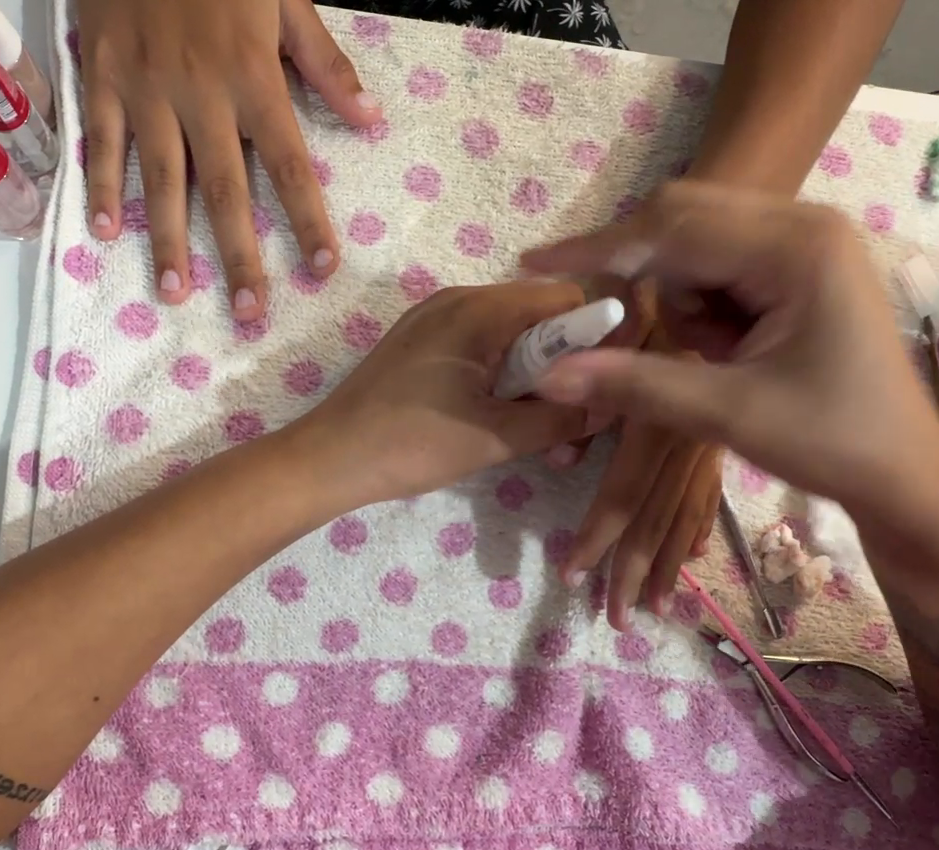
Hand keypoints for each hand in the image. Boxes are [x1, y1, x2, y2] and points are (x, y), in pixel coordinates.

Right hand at [78, 0, 379, 320]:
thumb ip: (324, 62)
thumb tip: (369, 120)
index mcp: (253, 77)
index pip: (288, 163)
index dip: (308, 218)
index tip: (323, 268)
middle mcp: (201, 95)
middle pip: (225, 190)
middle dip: (239, 256)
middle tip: (249, 313)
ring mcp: (146, 89)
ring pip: (161, 179)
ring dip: (168, 241)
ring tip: (175, 295)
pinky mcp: (104, 77)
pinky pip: (104, 141)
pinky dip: (102, 186)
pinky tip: (105, 233)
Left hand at [285, 282, 598, 508]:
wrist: (328, 460)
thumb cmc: (410, 444)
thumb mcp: (494, 438)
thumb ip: (558, 418)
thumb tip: (608, 407)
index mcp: (480, 310)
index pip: (568, 300)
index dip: (600, 339)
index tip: (611, 386)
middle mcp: (459, 300)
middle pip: (541, 319)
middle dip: (567, 372)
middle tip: (575, 428)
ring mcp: (435, 320)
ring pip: (510, 340)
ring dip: (534, 384)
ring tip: (541, 437)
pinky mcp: (421, 345)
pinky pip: (480, 350)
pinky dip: (501, 382)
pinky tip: (501, 422)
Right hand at [522, 182, 938, 516]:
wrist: (901, 471)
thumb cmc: (831, 440)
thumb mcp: (727, 414)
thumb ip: (635, 385)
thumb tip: (546, 374)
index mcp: (796, 246)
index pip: (672, 228)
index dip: (598, 250)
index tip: (533, 264)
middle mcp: (801, 225)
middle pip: (682, 219)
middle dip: (634, 271)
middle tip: (602, 326)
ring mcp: (802, 245)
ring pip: (694, 244)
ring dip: (672, 296)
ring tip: (708, 358)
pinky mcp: (795, 271)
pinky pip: (717, 268)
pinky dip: (696, 306)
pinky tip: (719, 349)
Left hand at [550, 275, 725, 631]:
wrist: (782, 271)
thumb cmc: (688, 288)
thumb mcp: (645, 322)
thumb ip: (585, 374)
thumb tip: (547, 393)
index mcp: (666, 416)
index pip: (626, 489)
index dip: (599, 534)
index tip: (574, 577)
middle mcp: (690, 436)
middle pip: (658, 514)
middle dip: (636, 567)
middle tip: (619, 621)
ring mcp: (708, 439)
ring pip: (682, 510)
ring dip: (664, 558)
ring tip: (649, 609)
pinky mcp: (718, 434)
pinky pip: (702, 492)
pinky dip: (692, 527)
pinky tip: (692, 558)